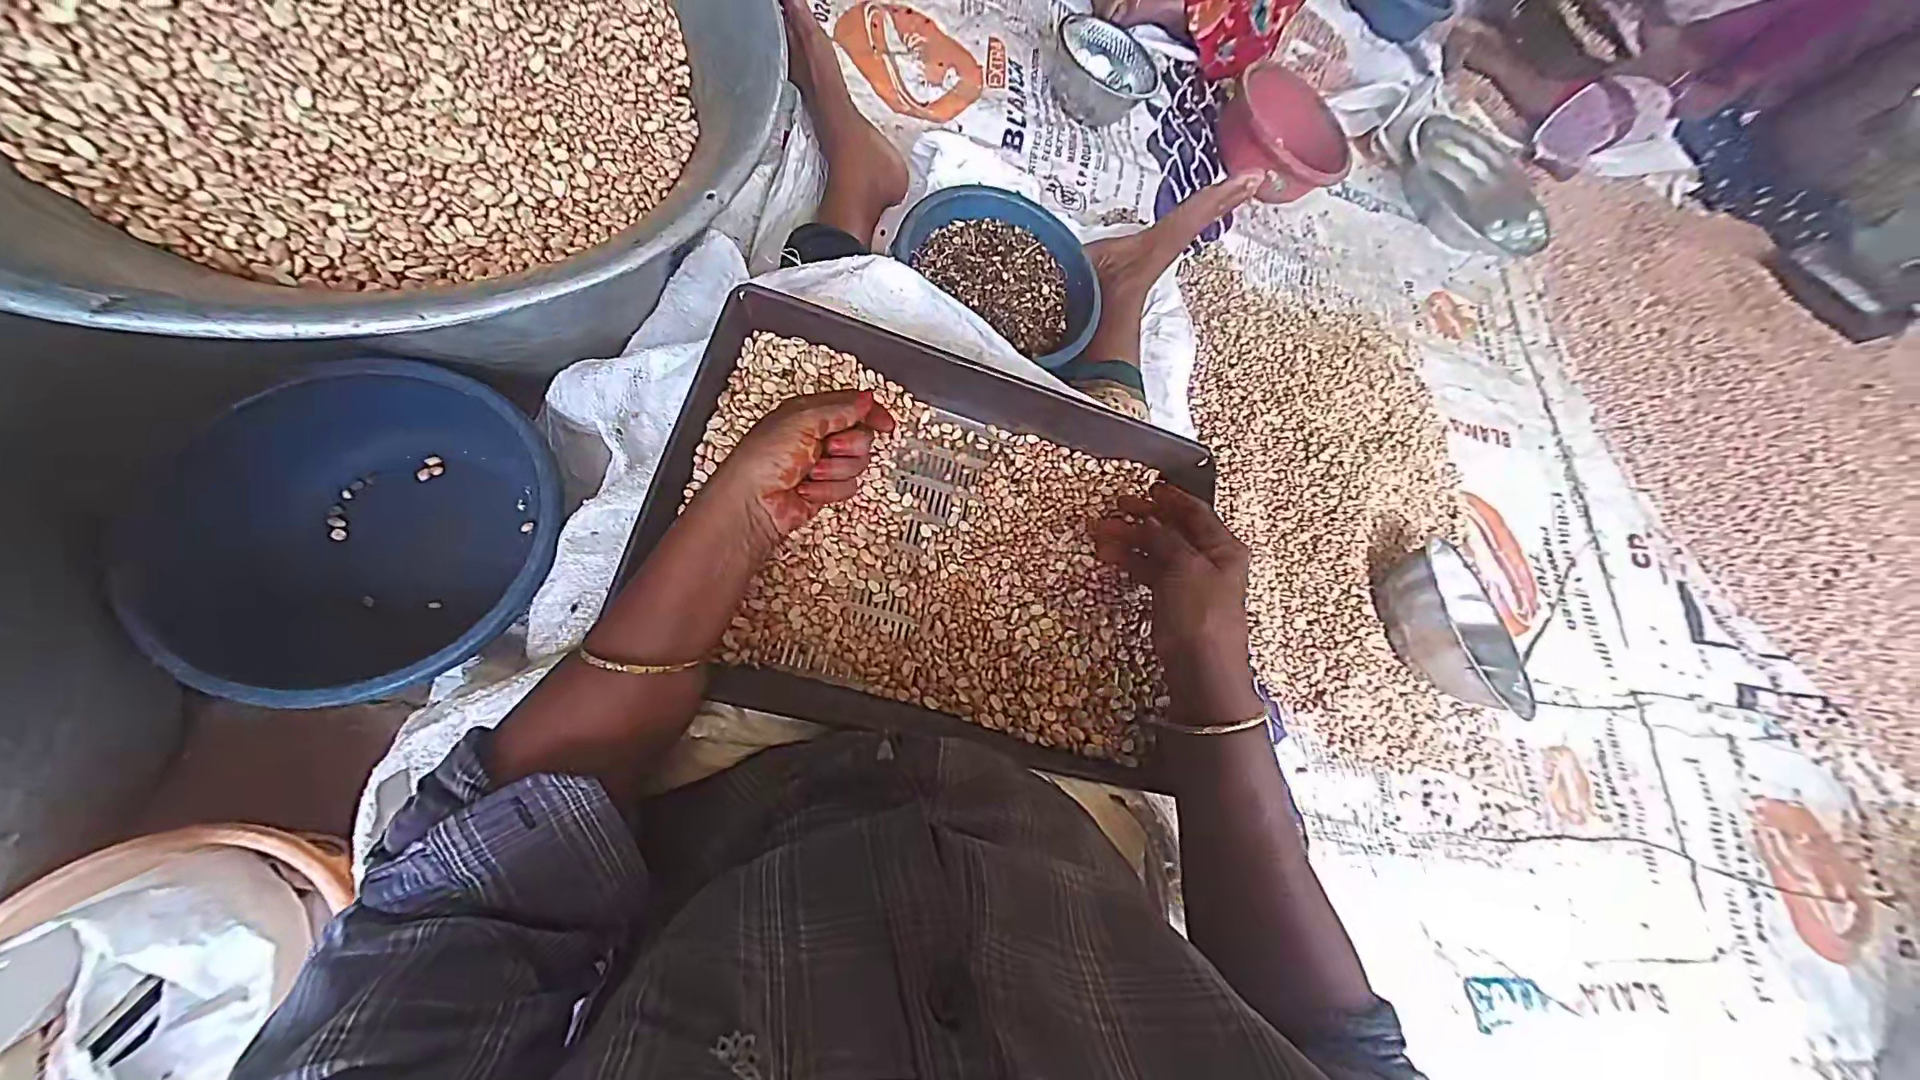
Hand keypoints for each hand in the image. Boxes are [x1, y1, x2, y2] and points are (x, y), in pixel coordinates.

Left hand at [696, 390, 896, 554]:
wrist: (752, 503)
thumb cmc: (763, 459)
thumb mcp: (802, 420)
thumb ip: (839, 408)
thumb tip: (867, 399)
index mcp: (810, 413)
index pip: (852, 407)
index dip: (872, 413)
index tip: (887, 424)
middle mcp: (818, 437)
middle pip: (861, 437)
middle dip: (849, 445)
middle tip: (829, 449)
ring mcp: (823, 465)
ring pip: (858, 464)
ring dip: (836, 470)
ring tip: (811, 472)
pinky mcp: (825, 489)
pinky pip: (848, 487)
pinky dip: (829, 490)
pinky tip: (807, 490)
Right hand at [1091, 482, 1264, 726]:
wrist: (1201, 669)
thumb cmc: (1202, 617)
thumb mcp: (1184, 567)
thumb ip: (1165, 538)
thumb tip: (1150, 518)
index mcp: (1223, 548)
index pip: (1196, 512)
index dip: (1171, 498)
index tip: (1149, 487)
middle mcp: (1209, 561)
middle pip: (1172, 530)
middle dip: (1143, 518)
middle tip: (1117, 508)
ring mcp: (1190, 581)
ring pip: (1157, 550)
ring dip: (1130, 540)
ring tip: (1103, 533)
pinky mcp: (1173, 599)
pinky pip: (1150, 571)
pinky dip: (1131, 562)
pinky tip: (1111, 556)